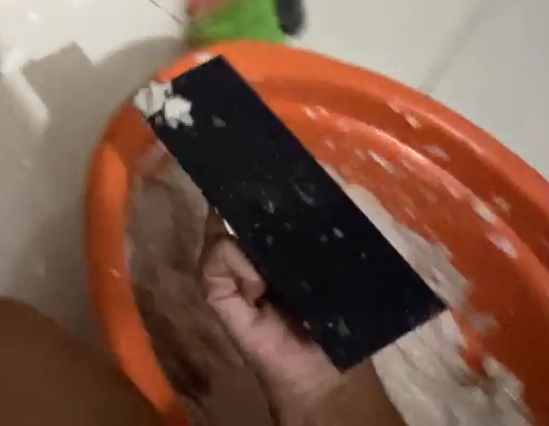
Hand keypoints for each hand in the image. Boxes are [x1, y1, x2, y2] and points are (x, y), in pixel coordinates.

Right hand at [199, 213, 337, 424]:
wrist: (327, 376)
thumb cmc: (334, 324)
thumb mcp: (326, 272)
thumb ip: (302, 239)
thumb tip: (290, 195)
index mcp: (268, 245)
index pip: (250, 208)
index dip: (250, 192)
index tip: (256, 171)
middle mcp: (241, 252)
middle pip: (227, 213)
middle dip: (238, 205)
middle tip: (256, 203)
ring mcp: (223, 270)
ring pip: (217, 232)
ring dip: (244, 244)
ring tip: (268, 273)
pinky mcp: (214, 291)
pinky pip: (214, 261)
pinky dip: (236, 266)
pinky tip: (258, 288)